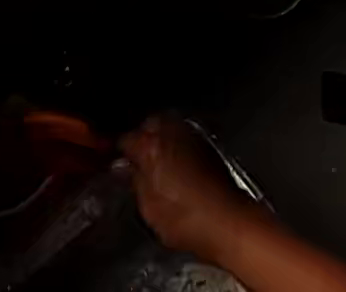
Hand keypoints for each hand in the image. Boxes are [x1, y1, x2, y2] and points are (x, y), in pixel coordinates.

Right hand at [118, 115, 263, 260]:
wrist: (228, 221)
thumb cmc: (187, 219)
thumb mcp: (149, 208)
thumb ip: (135, 182)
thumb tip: (127, 170)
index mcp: (151, 146)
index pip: (127, 139)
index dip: (118, 150)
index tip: (116, 160)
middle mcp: (171, 132)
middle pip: (149, 124)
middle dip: (142, 137)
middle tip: (137, 158)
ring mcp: (191, 135)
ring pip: (168, 125)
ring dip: (160, 137)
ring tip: (156, 160)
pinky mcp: (207, 143)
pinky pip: (184, 135)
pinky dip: (176, 143)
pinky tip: (175, 163)